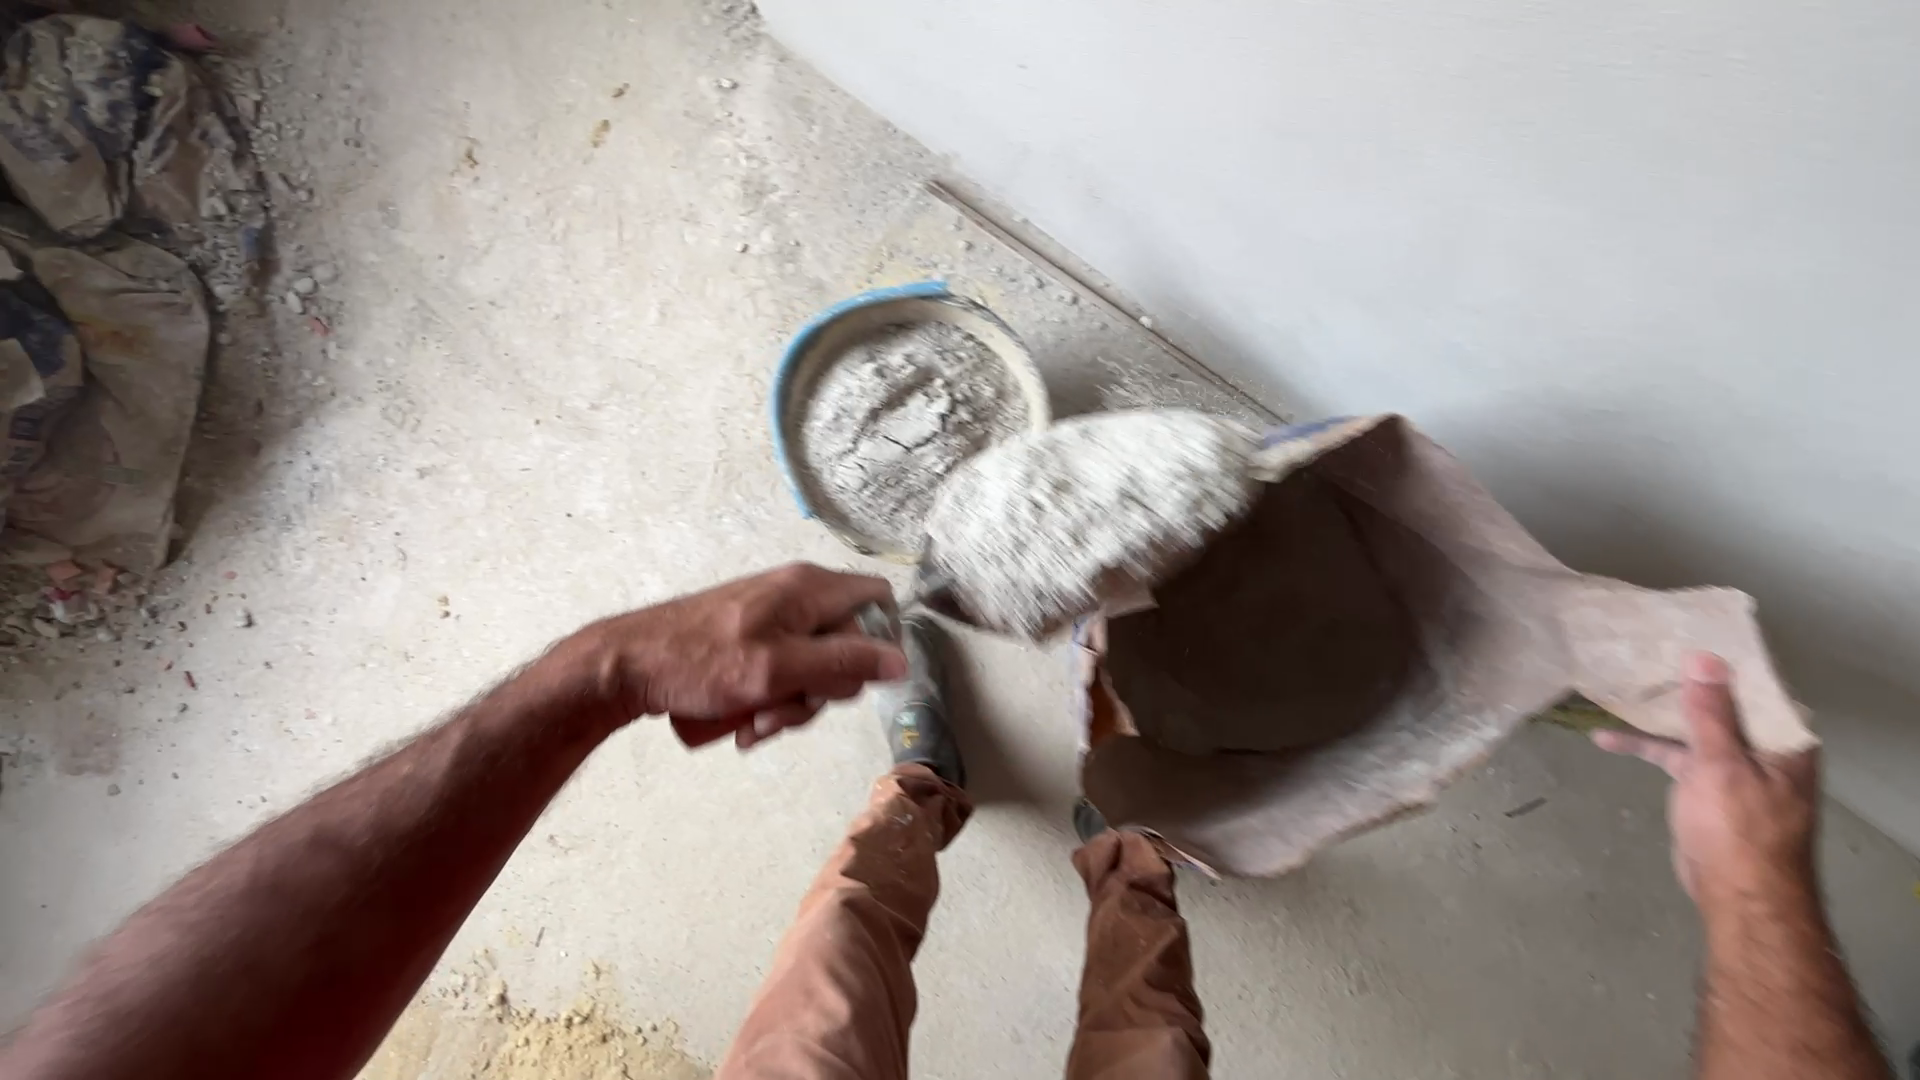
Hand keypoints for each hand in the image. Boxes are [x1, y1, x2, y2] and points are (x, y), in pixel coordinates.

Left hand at [553, 563, 906, 748]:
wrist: (624, 665)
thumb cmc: (700, 663)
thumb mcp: (778, 670)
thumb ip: (844, 664)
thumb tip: (903, 661)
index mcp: (811, 588)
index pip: (879, 601)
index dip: (881, 641)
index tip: (856, 680)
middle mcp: (798, 594)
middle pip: (847, 643)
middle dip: (823, 688)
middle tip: (785, 712)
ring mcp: (773, 615)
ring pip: (814, 664)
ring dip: (792, 703)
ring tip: (753, 724)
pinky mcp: (752, 636)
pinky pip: (783, 668)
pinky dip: (771, 698)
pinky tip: (742, 721)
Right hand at [1592, 652, 1819, 911]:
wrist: (1737, 891)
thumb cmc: (1737, 826)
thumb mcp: (1720, 764)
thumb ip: (1709, 712)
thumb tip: (1703, 658)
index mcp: (1783, 743)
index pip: (1757, 690)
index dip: (1724, 664)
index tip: (1684, 636)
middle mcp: (1764, 751)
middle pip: (1721, 706)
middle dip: (1683, 685)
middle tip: (1642, 655)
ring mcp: (1734, 769)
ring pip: (1692, 729)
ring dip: (1657, 715)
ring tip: (1616, 691)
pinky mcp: (1706, 787)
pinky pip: (1675, 754)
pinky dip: (1644, 746)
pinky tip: (1606, 740)